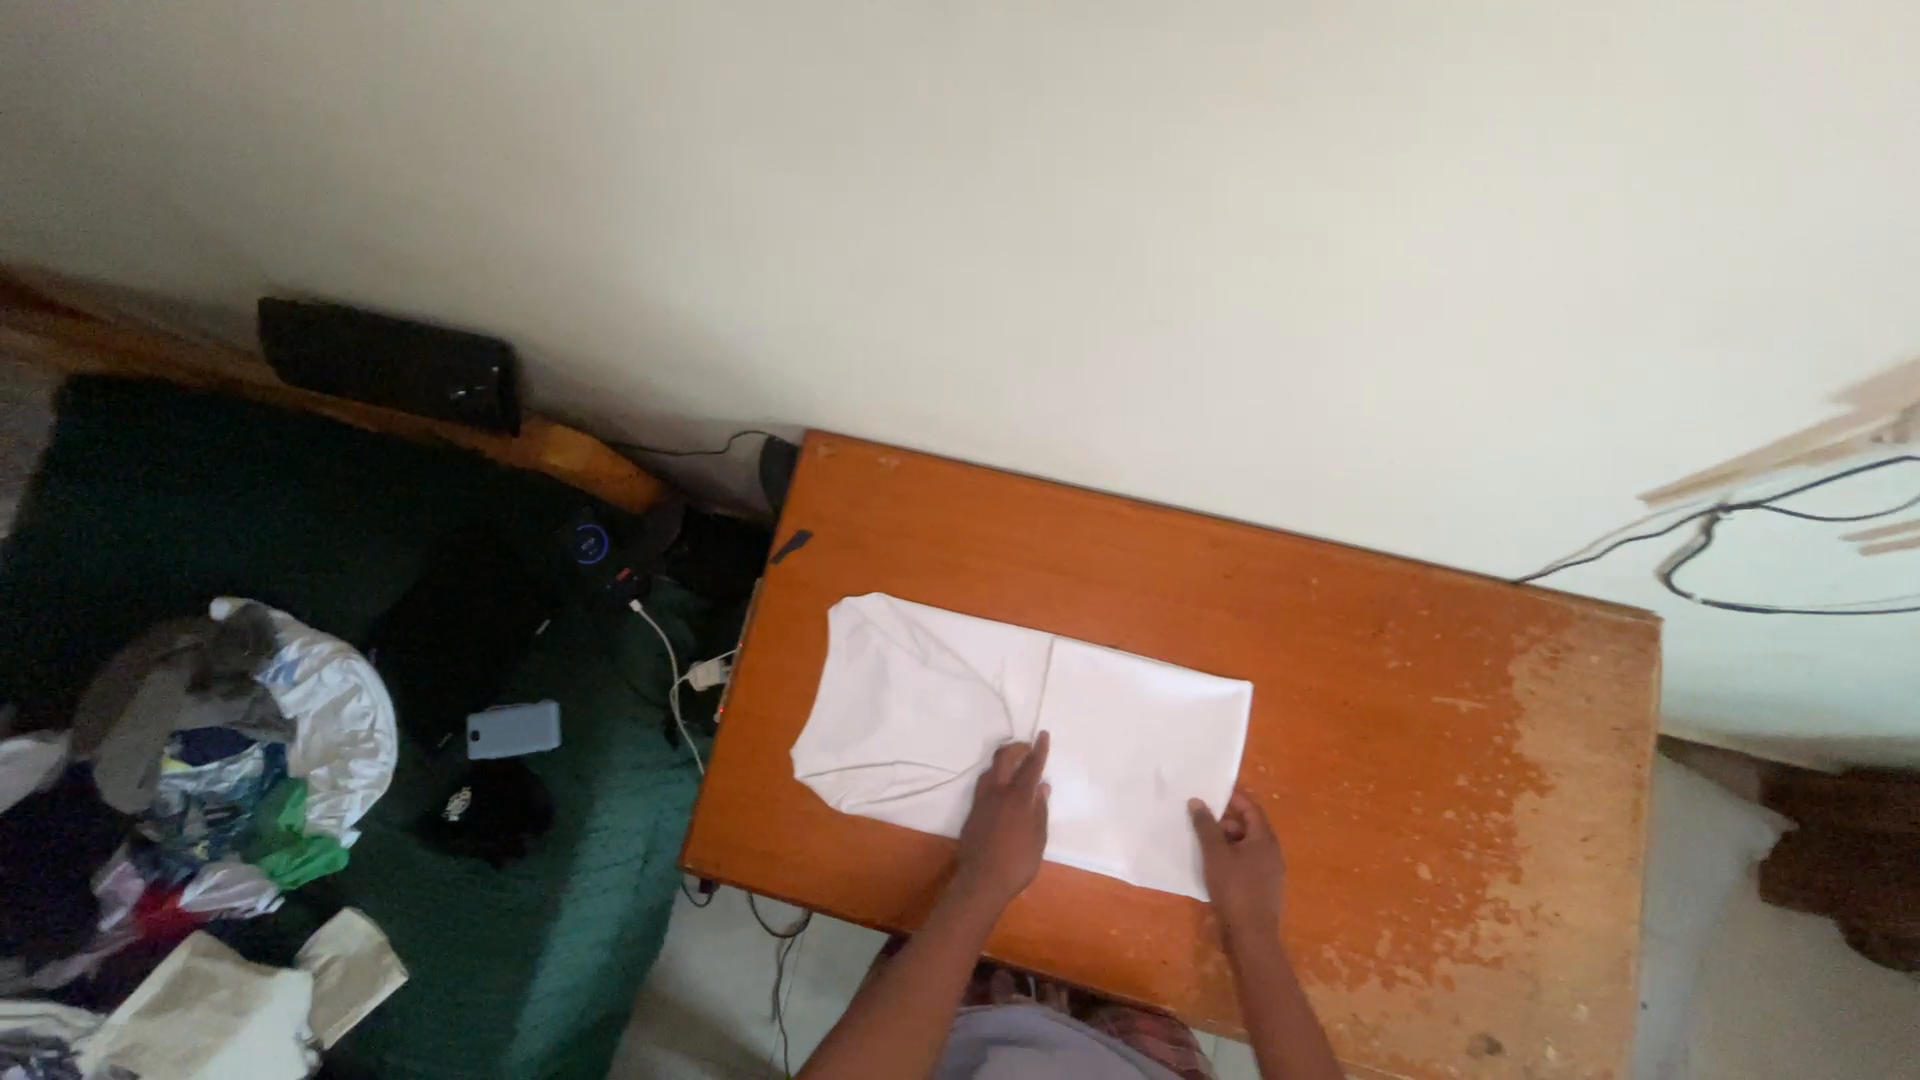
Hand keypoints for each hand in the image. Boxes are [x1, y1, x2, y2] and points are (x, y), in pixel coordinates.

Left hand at [952, 732, 1050, 911]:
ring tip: (1015, 766)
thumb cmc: (1017, 863)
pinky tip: (1001, 787)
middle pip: (1004, 758)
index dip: (1038, 749)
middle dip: (1017, 748)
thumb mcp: (1038, 839)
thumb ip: (1040, 810)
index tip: (1042, 734)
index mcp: (1017, 798)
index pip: (1031, 767)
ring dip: (1003, 761)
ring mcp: (981, 800)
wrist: (981, 881)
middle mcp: (997, 792)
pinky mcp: (972, 810)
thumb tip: (1043, 786)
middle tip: (1028, 749)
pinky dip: (995, 777)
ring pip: (991, 769)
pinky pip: (984, 783)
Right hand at [1189, 789, 1285, 946]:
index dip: (1233, 798)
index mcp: (1265, 839)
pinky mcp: (1263, 887)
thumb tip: (1197, 801)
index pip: (1251, 808)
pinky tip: (1212, 864)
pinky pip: (1247, 862)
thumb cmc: (1234, 888)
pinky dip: (1231, 857)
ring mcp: (1270, 871)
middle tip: (1201, 819)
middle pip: (1249, 826)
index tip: (1211, 793)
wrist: (1252, 935)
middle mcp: (1272, 852)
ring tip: (1202, 841)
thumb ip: (1206, 825)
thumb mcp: (1215, 854)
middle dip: (1225, 821)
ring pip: (1247, 846)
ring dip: (1226, 840)